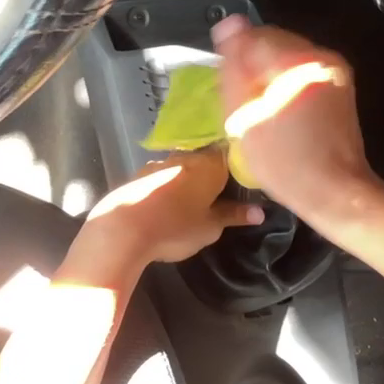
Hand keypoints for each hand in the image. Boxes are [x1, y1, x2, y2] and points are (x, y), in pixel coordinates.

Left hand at [83, 150, 261, 264]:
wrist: (123, 228)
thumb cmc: (175, 227)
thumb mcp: (210, 227)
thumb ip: (234, 215)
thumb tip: (259, 212)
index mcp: (210, 164)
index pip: (232, 155)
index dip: (240, 166)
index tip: (245, 181)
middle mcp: (186, 156)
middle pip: (207, 157)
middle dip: (215, 171)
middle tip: (223, 192)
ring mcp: (161, 162)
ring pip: (184, 164)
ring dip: (191, 177)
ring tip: (196, 197)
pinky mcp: (140, 172)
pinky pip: (164, 173)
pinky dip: (171, 182)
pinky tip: (169, 199)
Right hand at [211, 15, 382, 220]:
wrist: (336, 191)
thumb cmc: (284, 161)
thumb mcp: (244, 116)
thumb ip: (234, 65)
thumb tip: (229, 24)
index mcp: (294, 59)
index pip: (251, 36)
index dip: (234, 60)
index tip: (230, 87)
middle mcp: (318, 54)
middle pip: (272, 42)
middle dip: (253, 64)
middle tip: (243, 99)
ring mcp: (334, 68)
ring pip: (287, 56)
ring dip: (270, 73)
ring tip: (262, 107)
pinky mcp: (340, 84)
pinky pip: (303, 70)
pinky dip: (287, 82)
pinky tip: (282, 110)